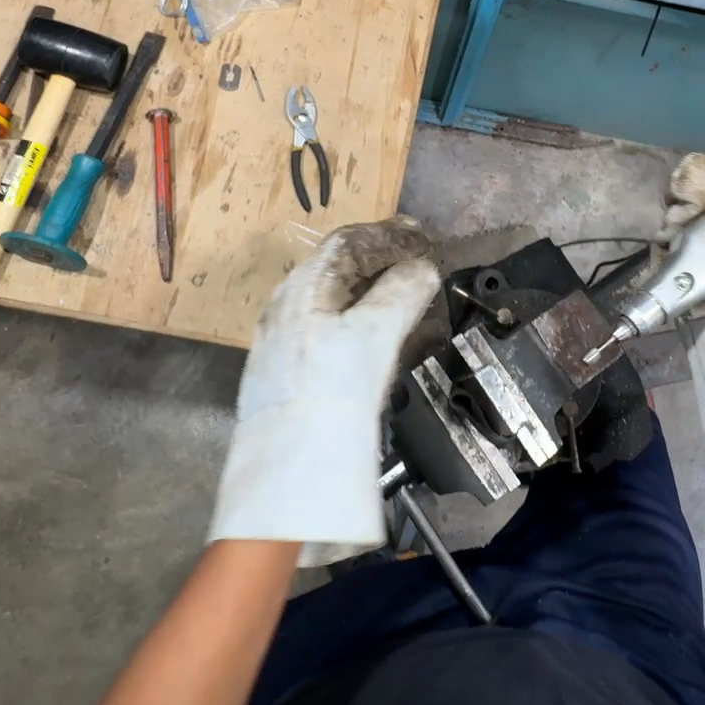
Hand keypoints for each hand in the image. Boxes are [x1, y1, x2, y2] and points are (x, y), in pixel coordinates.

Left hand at [209, 216, 440, 565]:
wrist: (289, 467)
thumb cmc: (334, 389)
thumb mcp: (375, 334)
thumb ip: (401, 293)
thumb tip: (422, 267)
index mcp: (303, 288)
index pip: (348, 242)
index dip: (389, 236)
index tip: (422, 241)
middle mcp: (286, 305)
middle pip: (339, 270)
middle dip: (382, 266)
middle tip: (418, 271)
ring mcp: (282, 339)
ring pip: (332, 302)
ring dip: (371, 296)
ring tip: (404, 306)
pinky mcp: (285, 370)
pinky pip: (325, 329)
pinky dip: (357, 323)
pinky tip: (375, 343)